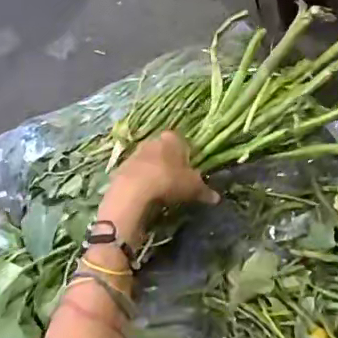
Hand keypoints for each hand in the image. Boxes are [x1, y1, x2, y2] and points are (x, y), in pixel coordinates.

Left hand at [98, 132, 217, 238]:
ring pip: (149, 161)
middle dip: (169, 164)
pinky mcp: (121, 166)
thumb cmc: (169, 181)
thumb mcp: (192, 187)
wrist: (133, 189)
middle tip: (176, 182)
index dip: (187, 158)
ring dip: (154, 172)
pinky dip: (141, 181)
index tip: (189, 173)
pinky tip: (145, 194)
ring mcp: (135, 152)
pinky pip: (136, 173)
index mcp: (171, 139)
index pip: (183, 143)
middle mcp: (152, 141)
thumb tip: (216, 197)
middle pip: (164, 151)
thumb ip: (204, 190)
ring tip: (160, 191)